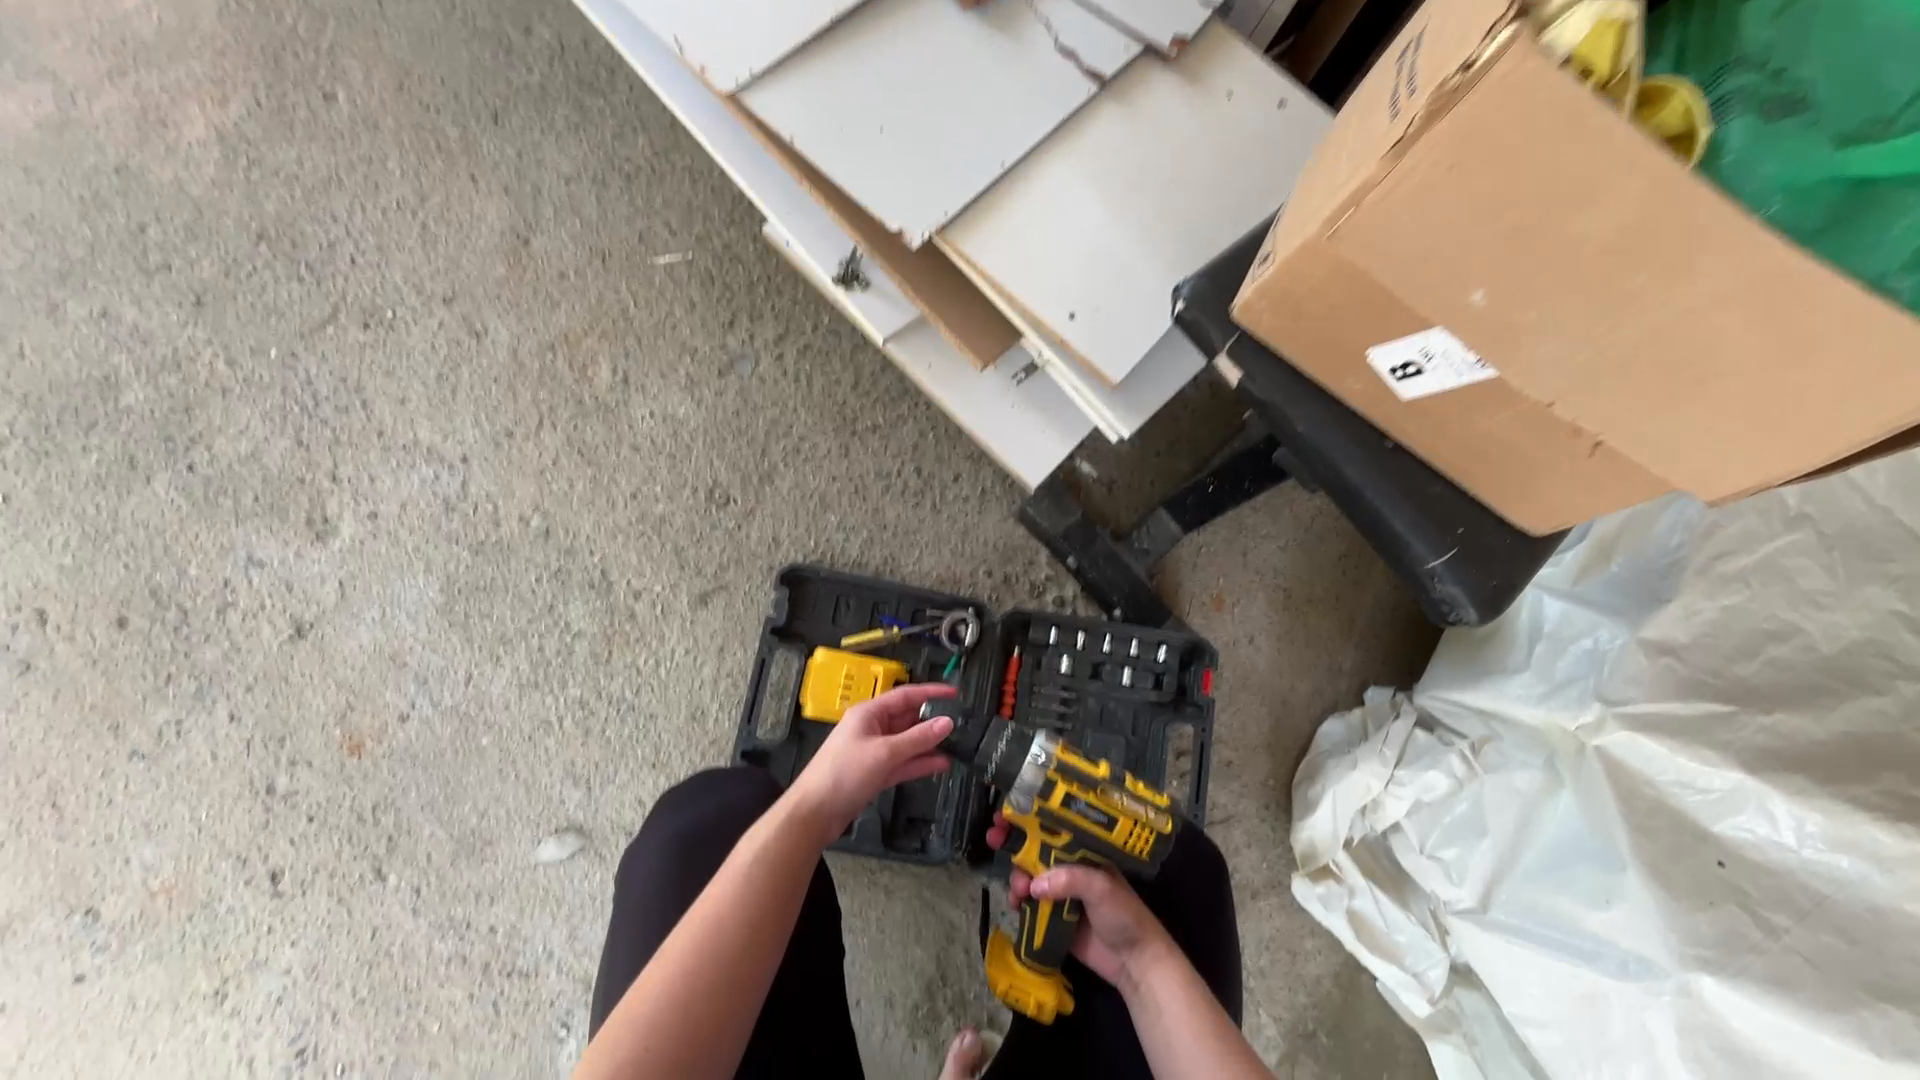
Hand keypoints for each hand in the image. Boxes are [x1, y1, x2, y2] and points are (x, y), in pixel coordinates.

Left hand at [784, 683, 958, 847]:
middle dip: (932, 720)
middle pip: (907, 718)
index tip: (955, 693)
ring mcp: (874, 751)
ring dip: (929, 743)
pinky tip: (942, 764)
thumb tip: (948, 722)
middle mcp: (872, 728)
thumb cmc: (845, 774)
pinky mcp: (876, 772)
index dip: (931, 692)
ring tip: (959, 744)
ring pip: (908, 742)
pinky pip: (903, 762)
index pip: (905, 696)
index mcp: (869, 713)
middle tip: (963, 723)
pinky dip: (920, 763)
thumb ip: (918, 738)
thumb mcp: (884, 753)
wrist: (815, 813)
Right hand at [987, 812, 1177, 995]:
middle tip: (994, 839)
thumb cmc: (1124, 915)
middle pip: (1035, 850)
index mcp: (1084, 853)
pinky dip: (1018, 901)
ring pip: (1028, 876)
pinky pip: (1029, 903)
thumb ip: (1070, 879)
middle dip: (1014, 843)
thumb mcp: (1102, 888)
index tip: (1006, 815)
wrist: (1133, 961)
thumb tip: (1035, 884)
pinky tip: (1016, 906)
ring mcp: (1060, 893)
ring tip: (1018, 891)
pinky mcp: (1052, 917)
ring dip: (1017, 877)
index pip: (1054, 829)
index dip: (1029, 820)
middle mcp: (1070, 868)